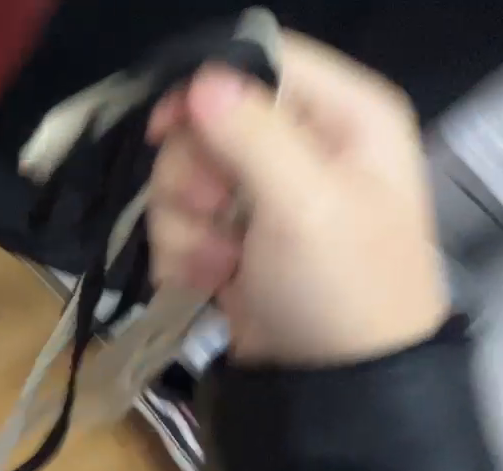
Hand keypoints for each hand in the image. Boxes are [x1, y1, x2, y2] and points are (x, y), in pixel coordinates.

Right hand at [145, 34, 449, 365]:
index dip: (202, 94)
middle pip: (202, 133)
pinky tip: (210, 279)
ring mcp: (257, 198)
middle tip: (215, 216)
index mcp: (339, 116)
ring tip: (219, 265)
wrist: (326, 371)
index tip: (163, 133)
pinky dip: (181, 259)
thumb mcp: (302, 202)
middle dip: (191, 183)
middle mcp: (297, 148)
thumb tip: (198, 82)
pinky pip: (174, 231)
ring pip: (178, 188)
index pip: (259, 66)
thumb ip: (251, 137)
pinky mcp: (225, 239)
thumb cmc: (336, 281)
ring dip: (183, 232)